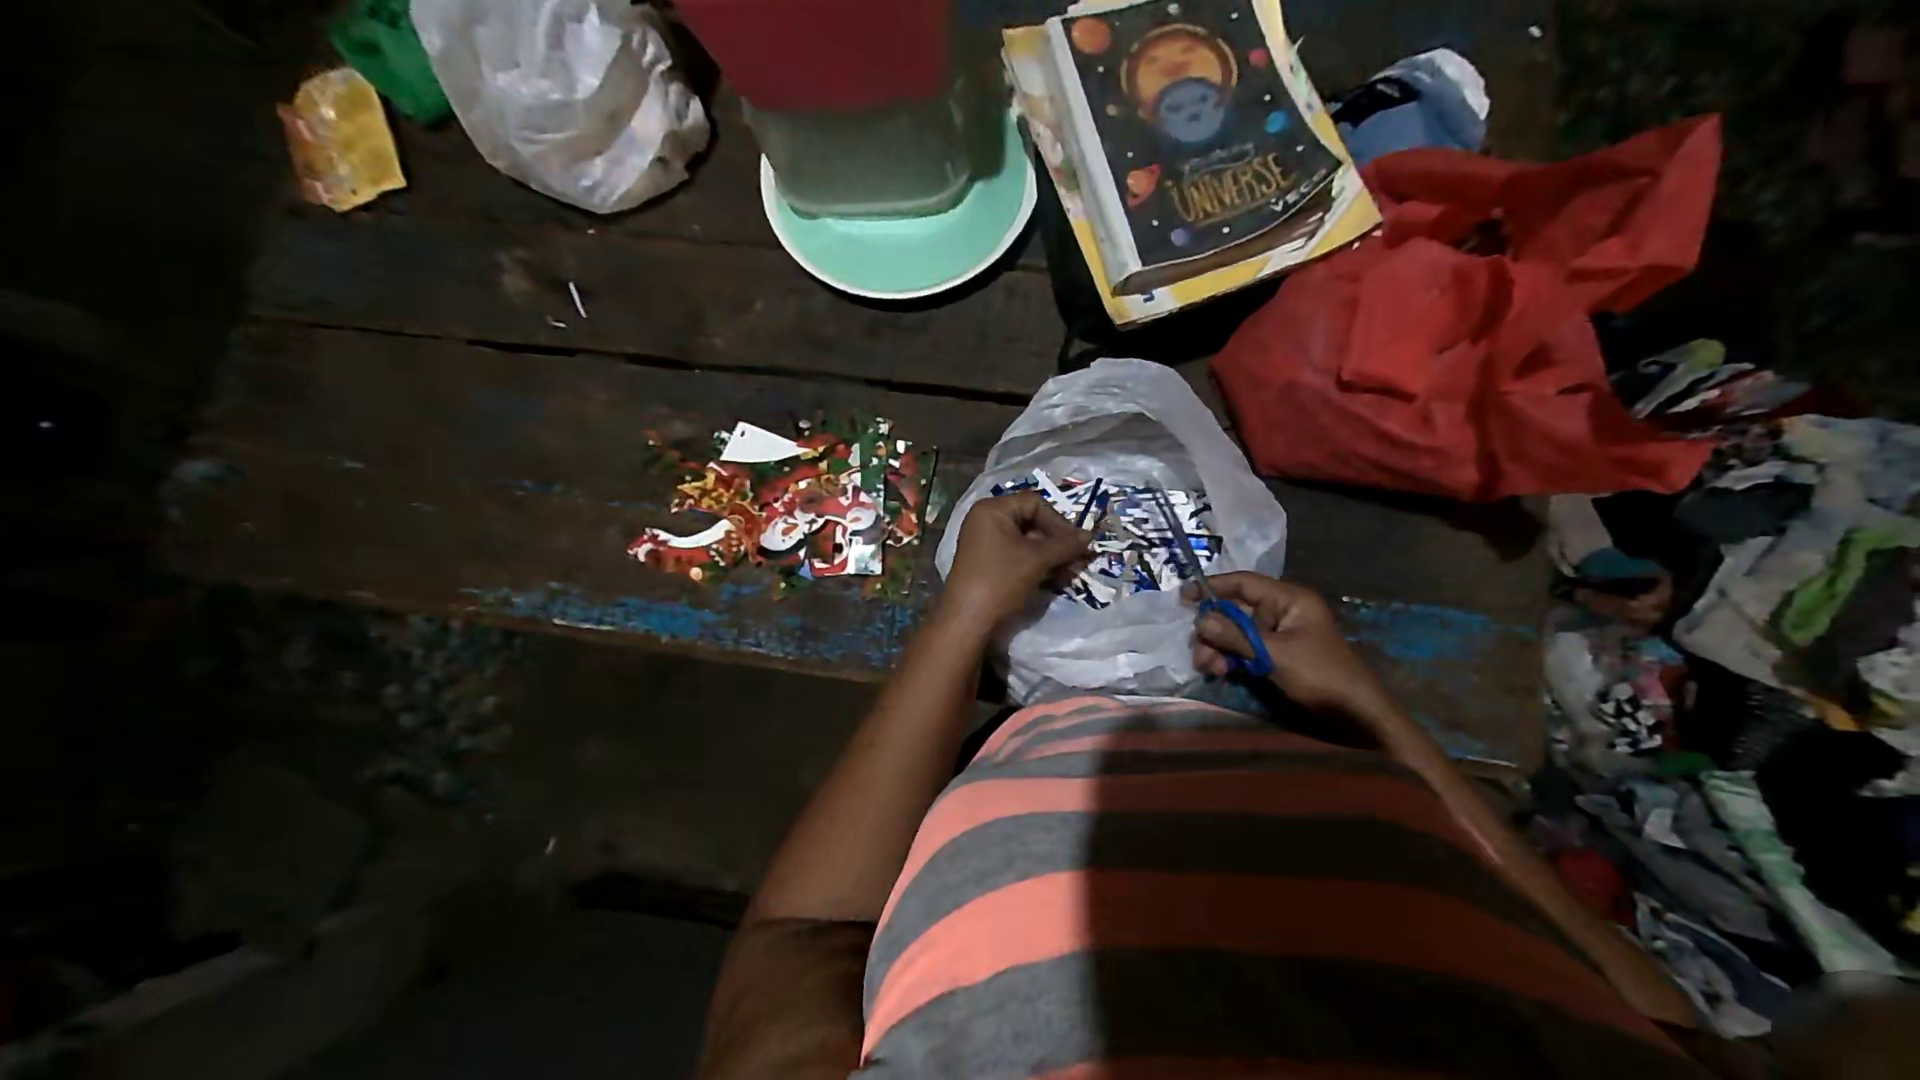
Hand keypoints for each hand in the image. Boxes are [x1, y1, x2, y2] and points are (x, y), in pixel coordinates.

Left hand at [943, 492, 1091, 629]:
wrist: (968, 620)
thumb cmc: (1000, 580)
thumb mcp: (1037, 560)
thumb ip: (1066, 545)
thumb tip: (1090, 536)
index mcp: (992, 510)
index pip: (1035, 503)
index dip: (1058, 521)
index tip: (1076, 542)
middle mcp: (987, 520)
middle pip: (1032, 521)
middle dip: (1057, 541)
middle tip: (1078, 558)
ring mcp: (986, 542)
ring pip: (1028, 541)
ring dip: (1051, 555)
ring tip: (1071, 570)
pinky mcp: (989, 563)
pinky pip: (1019, 555)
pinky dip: (1038, 564)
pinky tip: (1056, 577)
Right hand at [1184, 573, 1394, 720]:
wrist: (1353, 714)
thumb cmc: (1321, 675)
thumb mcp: (1275, 654)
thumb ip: (1236, 636)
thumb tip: (1200, 621)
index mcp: (1289, 600)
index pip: (1244, 583)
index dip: (1213, 587)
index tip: (1184, 597)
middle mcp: (1281, 612)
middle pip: (1234, 610)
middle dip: (1213, 630)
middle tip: (1198, 650)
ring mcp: (1277, 635)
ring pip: (1234, 632)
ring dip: (1217, 648)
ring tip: (1208, 668)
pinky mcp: (1274, 655)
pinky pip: (1242, 649)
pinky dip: (1228, 659)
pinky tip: (1218, 672)